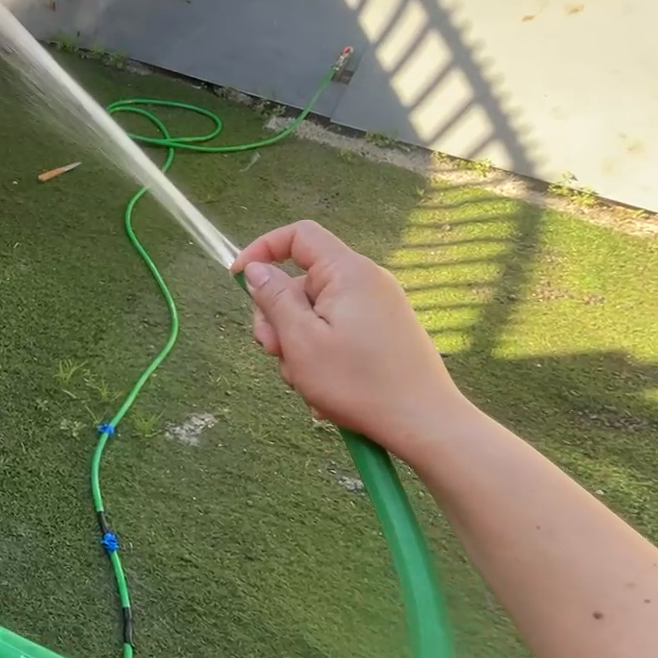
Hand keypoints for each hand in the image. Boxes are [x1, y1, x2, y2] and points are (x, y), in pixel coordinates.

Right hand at [231, 220, 475, 461]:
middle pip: (299, 281)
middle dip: (275, 314)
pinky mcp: (379, 330)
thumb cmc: (357, 381)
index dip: (262, 249)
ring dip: (294, 341)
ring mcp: (374, 307)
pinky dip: (315, 352)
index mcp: (348, 274)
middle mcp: (365, 282)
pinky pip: (331, 330)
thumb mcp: (300, 339)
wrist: (421, 422)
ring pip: (311, 312)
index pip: (299, 236)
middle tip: (272, 351)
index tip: (236, 280)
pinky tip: (320, 382)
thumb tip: (255, 270)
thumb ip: (274, 299)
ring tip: (303, 376)